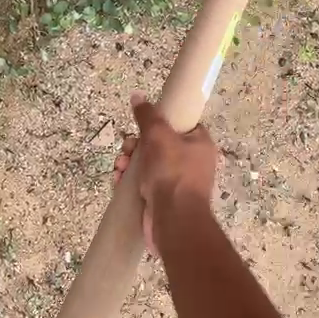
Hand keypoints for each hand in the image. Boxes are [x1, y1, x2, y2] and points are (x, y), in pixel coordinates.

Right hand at [115, 93, 218, 252]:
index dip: (159, 122)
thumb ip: (147, 115)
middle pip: (157, 143)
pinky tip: (119, 181)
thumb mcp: (158, 135)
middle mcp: (191, 163)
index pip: (180, 124)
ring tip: (120, 168)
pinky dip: (129, 180)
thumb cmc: (172, 173)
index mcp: (199, 144)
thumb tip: (138, 96)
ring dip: (128, 163)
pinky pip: (141, 182)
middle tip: (127, 149)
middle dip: (135, 145)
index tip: (143, 125)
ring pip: (146, 163)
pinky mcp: (162, 199)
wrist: (174, 221)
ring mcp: (176, 183)